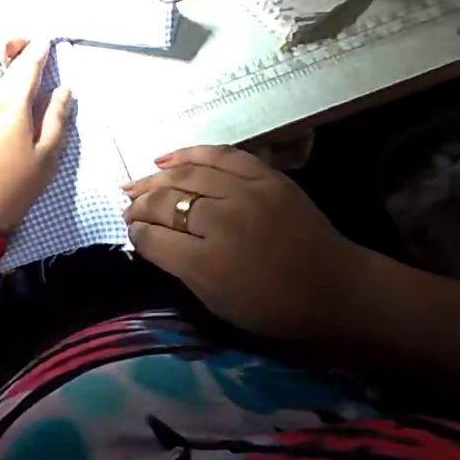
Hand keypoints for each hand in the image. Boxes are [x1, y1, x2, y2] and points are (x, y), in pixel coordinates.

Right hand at [124, 145, 371, 337]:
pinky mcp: (266, 176)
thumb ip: (178, 267)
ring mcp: (247, 193)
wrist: (333, 287)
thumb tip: (147, 238)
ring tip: (135, 183)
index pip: (154, 238)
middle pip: (165, 202)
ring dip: (155, 177)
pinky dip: (189, 153)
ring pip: (187, 174)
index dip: (136, 233)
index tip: (130, 231)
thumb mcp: (216, 302)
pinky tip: (166, 157)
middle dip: (139, 205)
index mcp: (208, 264)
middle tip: (126, 208)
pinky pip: (220, 155)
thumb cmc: (272, 307)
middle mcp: (223, 222)